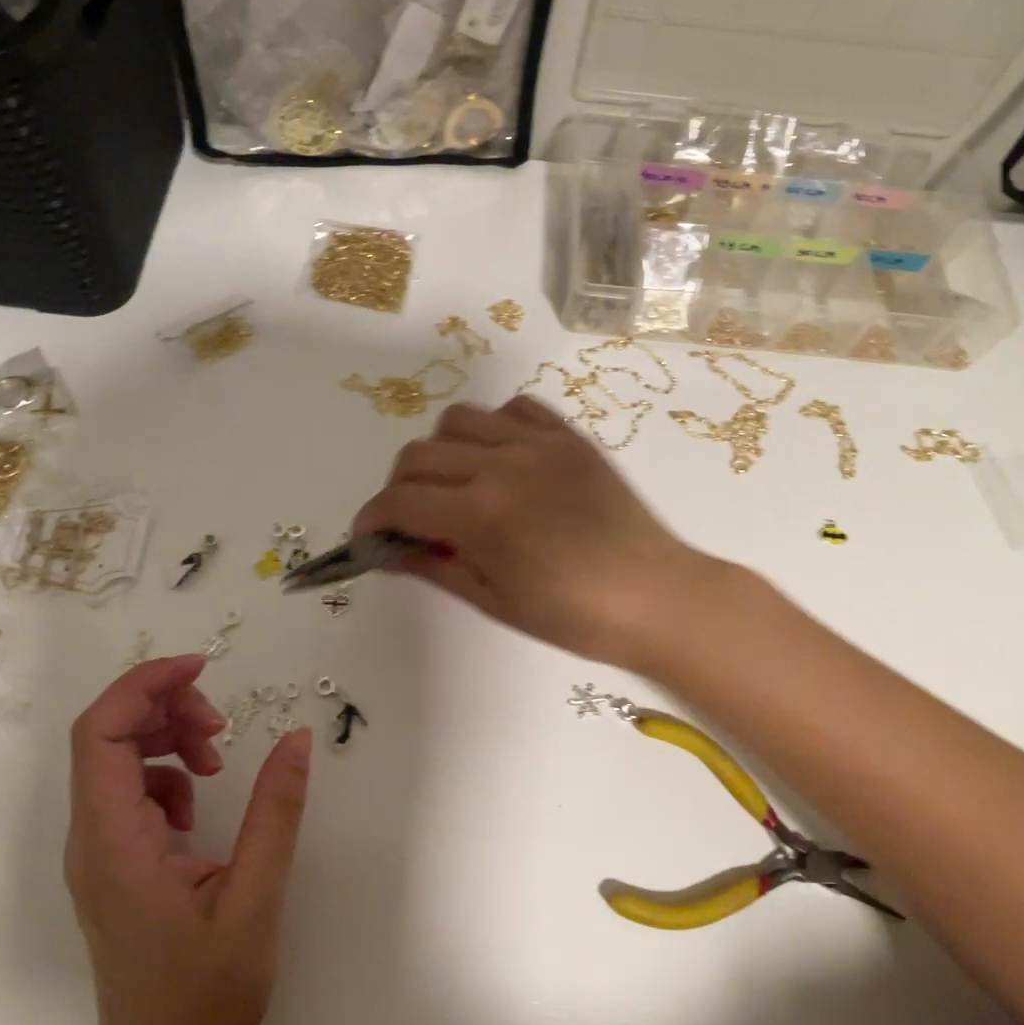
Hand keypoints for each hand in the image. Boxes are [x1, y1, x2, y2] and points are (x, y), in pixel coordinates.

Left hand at [66, 655, 312, 1024]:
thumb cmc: (206, 995)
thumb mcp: (255, 900)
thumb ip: (275, 813)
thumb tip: (297, 738)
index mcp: (112, 844)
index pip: (99, 734)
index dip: (144, 685)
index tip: (203, 667)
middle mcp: (91, 840)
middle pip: (105, 736)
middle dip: (165, 708)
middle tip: (223, 725)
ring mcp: (98, 852)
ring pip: (117, 761)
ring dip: (168, 740)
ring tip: (220, 761)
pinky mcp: (114, 864)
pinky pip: (130, 793)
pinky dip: (168, 776)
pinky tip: (202, 803)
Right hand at [352, 396, 712, 668]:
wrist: (655, 596)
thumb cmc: (573, 615)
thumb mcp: (494, 599)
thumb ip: (435, 567)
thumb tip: (388, 553)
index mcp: (481, 514)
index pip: (399, 501)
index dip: (371, 519)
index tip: (368, 538)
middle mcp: (502, 465)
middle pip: (418, 456)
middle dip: (398, 489)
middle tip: (411, 521)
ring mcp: (538, 444)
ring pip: (458, 421)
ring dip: (440, 453)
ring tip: (455, 486)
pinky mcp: (569, 437)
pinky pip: (513, 409)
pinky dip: (492, 428)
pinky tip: (501, 461)